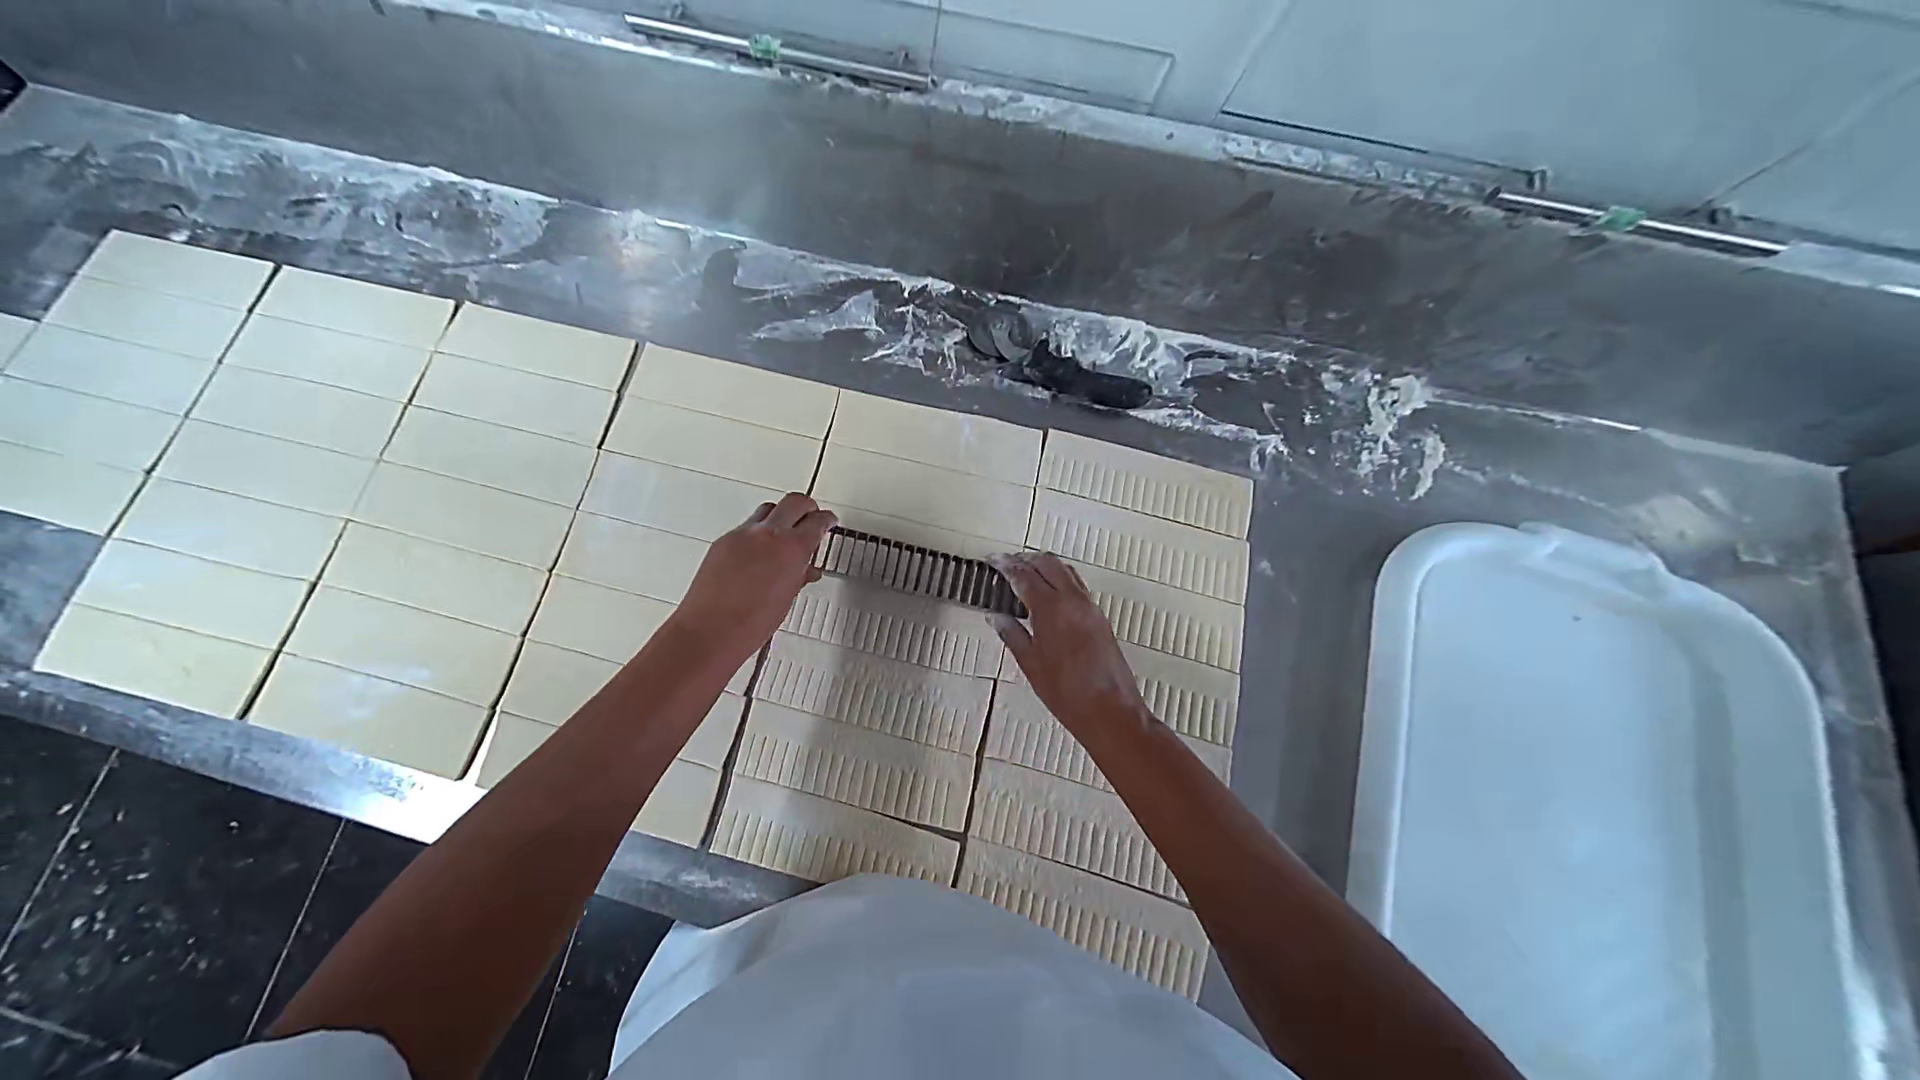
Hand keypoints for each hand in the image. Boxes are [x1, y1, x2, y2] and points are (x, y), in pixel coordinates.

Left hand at [670, 494, 835, 667]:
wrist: (711, 631)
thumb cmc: (748, 624)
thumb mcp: (788, 598)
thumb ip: (799, 575)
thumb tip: (803, 569)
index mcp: (791, 548)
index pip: (817, 522)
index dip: (826, 520)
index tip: (827, 521)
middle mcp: (767, 535)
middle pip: (794, 503)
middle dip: (807, 507)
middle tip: (812, 515)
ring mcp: (742, 536)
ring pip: (768, 509)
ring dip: (781, 515)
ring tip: (785, 530)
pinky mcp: (723, 542)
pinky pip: (746, 526)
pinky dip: (758, 531)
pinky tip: (760, 547)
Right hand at [989, 552, 1152, 733]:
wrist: (1109, 711)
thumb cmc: (1070, 693)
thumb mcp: (1030, 663)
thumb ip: (1012, 634)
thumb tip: (997, 618)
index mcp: (1052, 608)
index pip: (1024, 575)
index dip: (1005, 565)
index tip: (994, 561)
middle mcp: (1073, 601)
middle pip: (1047, 563)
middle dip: (1025, 559)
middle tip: (1007, 563)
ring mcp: (1090, 608)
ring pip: (1065, 570)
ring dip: (1044, 565)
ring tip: (1027, 573)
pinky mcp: (1100, 618)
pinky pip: (1077, 586)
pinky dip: (1060, 580)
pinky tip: (1049, 594)